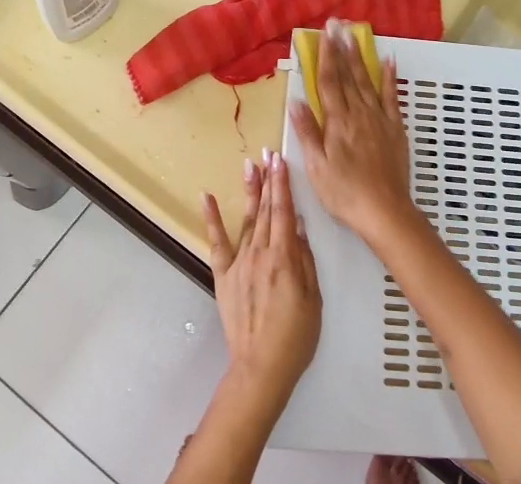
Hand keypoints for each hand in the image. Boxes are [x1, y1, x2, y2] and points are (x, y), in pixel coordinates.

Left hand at [202, 149, 320, 401]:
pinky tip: (208, 198)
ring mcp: (240, 263)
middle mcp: (260, 253)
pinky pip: (218, 243)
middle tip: (268, 154)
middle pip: (267, 210)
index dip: (283, 184)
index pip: (285, 211)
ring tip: (250, 166)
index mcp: (285, 257)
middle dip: (269, 180)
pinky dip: (212, 219)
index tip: (282, 161)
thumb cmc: (296, 336)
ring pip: (247, 220)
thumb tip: (298, 226)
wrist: (262, 366)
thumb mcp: (313, 296)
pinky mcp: (224, 276)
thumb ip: (304, 258)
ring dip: (250, 192)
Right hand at [289, 18, 418, 244]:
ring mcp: (379, 119)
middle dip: (342, 49)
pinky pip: (392, 97)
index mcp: (337, 122)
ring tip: (354, 36)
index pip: (329, 82)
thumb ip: (307, 132)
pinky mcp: (395, 128)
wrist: (385, 211)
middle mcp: (358, 113)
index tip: (324, 34)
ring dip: (360, 58)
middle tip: (338, 24)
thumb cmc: (344, 193)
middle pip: (348, 76)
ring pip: (367, 82)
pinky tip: (389, 62)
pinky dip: (390, 79)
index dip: (325, 57)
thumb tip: (295, 101)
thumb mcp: (316, 167)